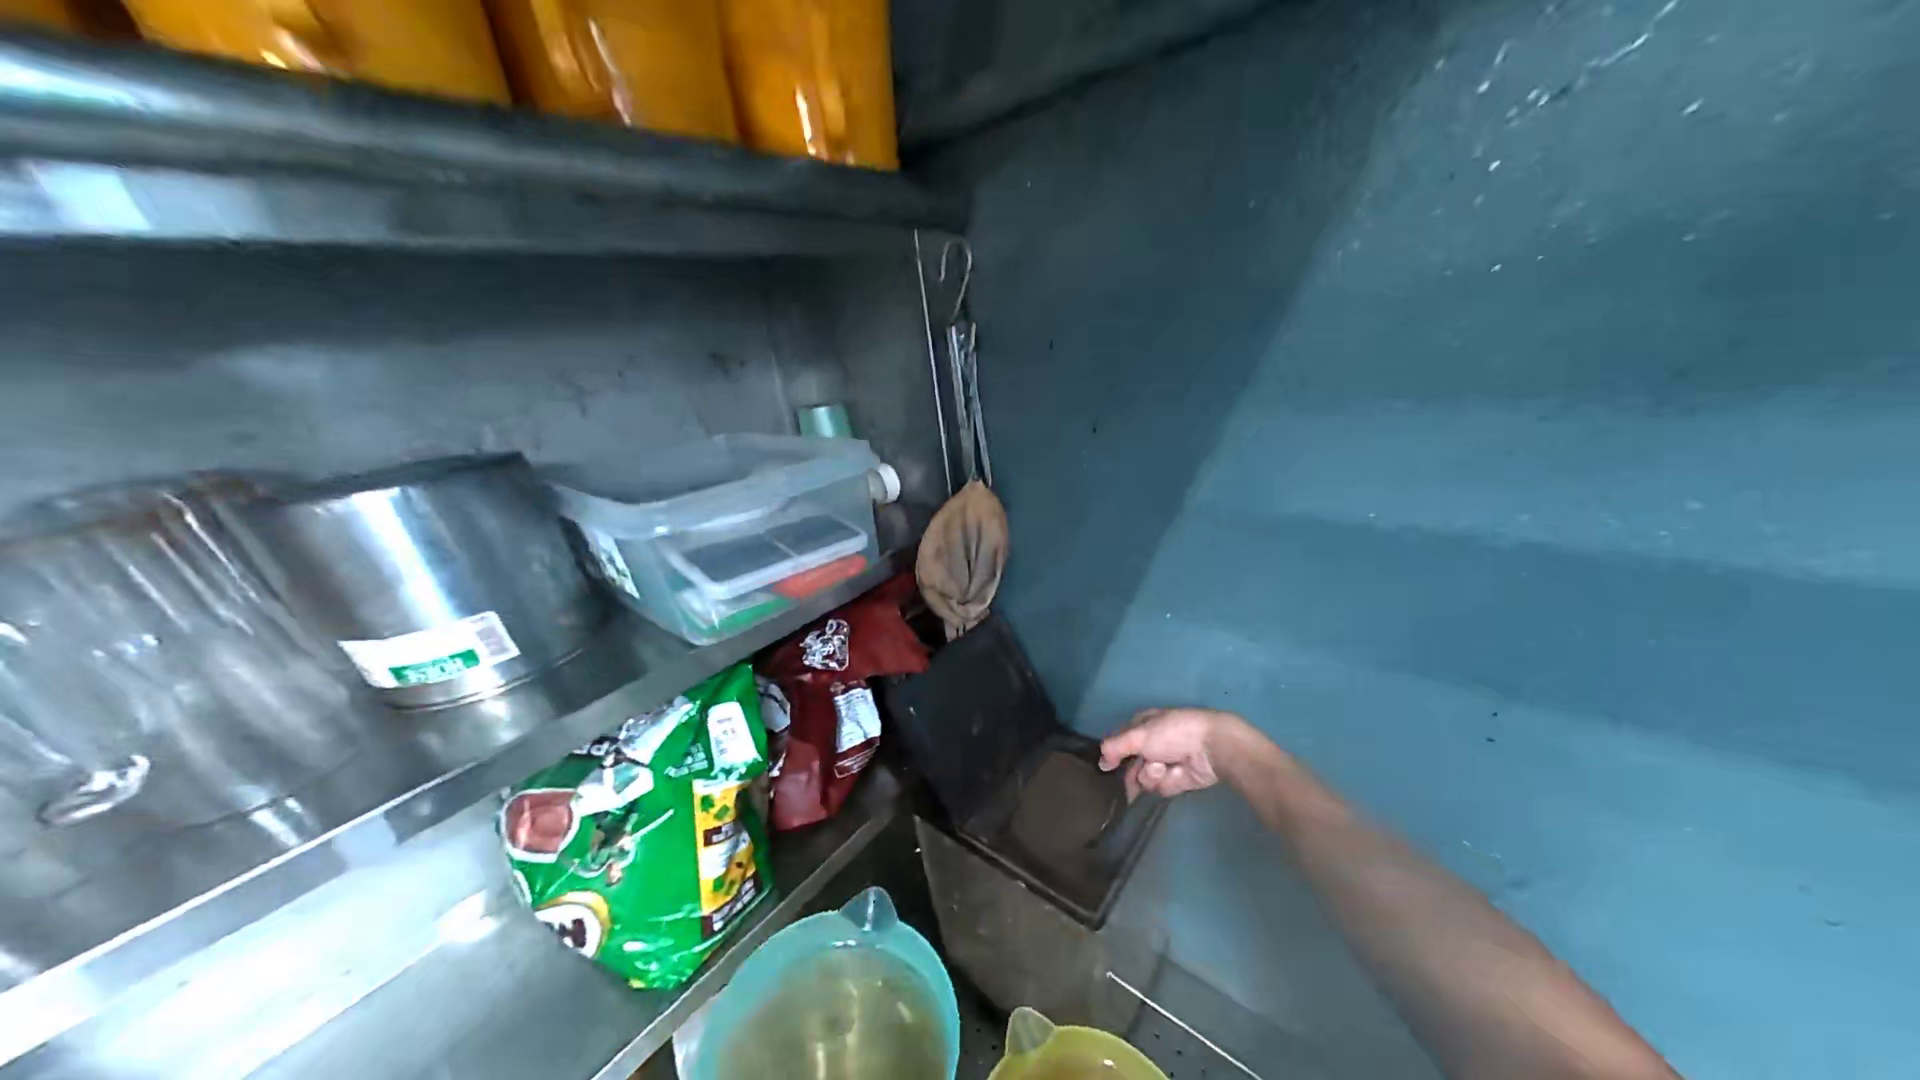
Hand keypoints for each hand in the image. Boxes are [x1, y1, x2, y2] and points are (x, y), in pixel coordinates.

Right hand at [1098, 706, 1258, 800]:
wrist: (1213, 747)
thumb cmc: (1173, 733)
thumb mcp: (1139, 735)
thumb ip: (1115, 747)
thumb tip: (1101, 763)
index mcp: (1142, 726)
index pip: (1119, 742)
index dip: (1112, 755)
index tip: (1107, 767)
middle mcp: (1152, 744)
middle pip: (1130, 766)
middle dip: (1135, 770)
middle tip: (1141, 770)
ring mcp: (1165, 763)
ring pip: (1145, 779)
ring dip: (1153, 775)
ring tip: (1165, 767)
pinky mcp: (1178, 780)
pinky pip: (1162, 787)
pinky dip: (1169, 781)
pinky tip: (1179, 773)